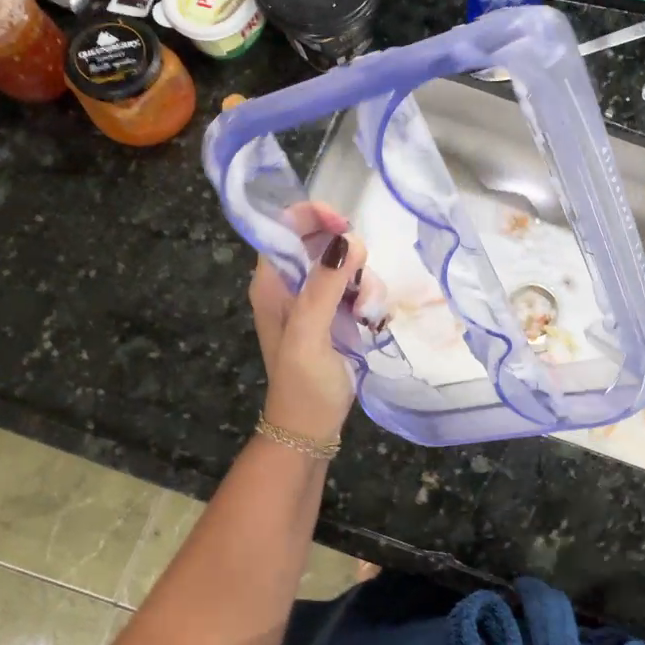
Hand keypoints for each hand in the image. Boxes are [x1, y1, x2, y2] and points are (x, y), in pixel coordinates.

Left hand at [248, 202, 369, 443]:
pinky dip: (369, 298)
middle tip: (361, 281)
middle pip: (320, 241)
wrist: (310, 428)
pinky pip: (357, 288)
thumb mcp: (310, 334)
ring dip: (364, 282)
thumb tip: (348, 240)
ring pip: (345, 265)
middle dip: (347, 255)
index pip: (284, 226)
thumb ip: (325, 286)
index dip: (312, 216)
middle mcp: (290, 285)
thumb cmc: (303, 383)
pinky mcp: (336, 316)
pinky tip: (372, 321)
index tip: (346, 226)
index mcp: (272, 282)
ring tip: (367, 312)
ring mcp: (314, 300)